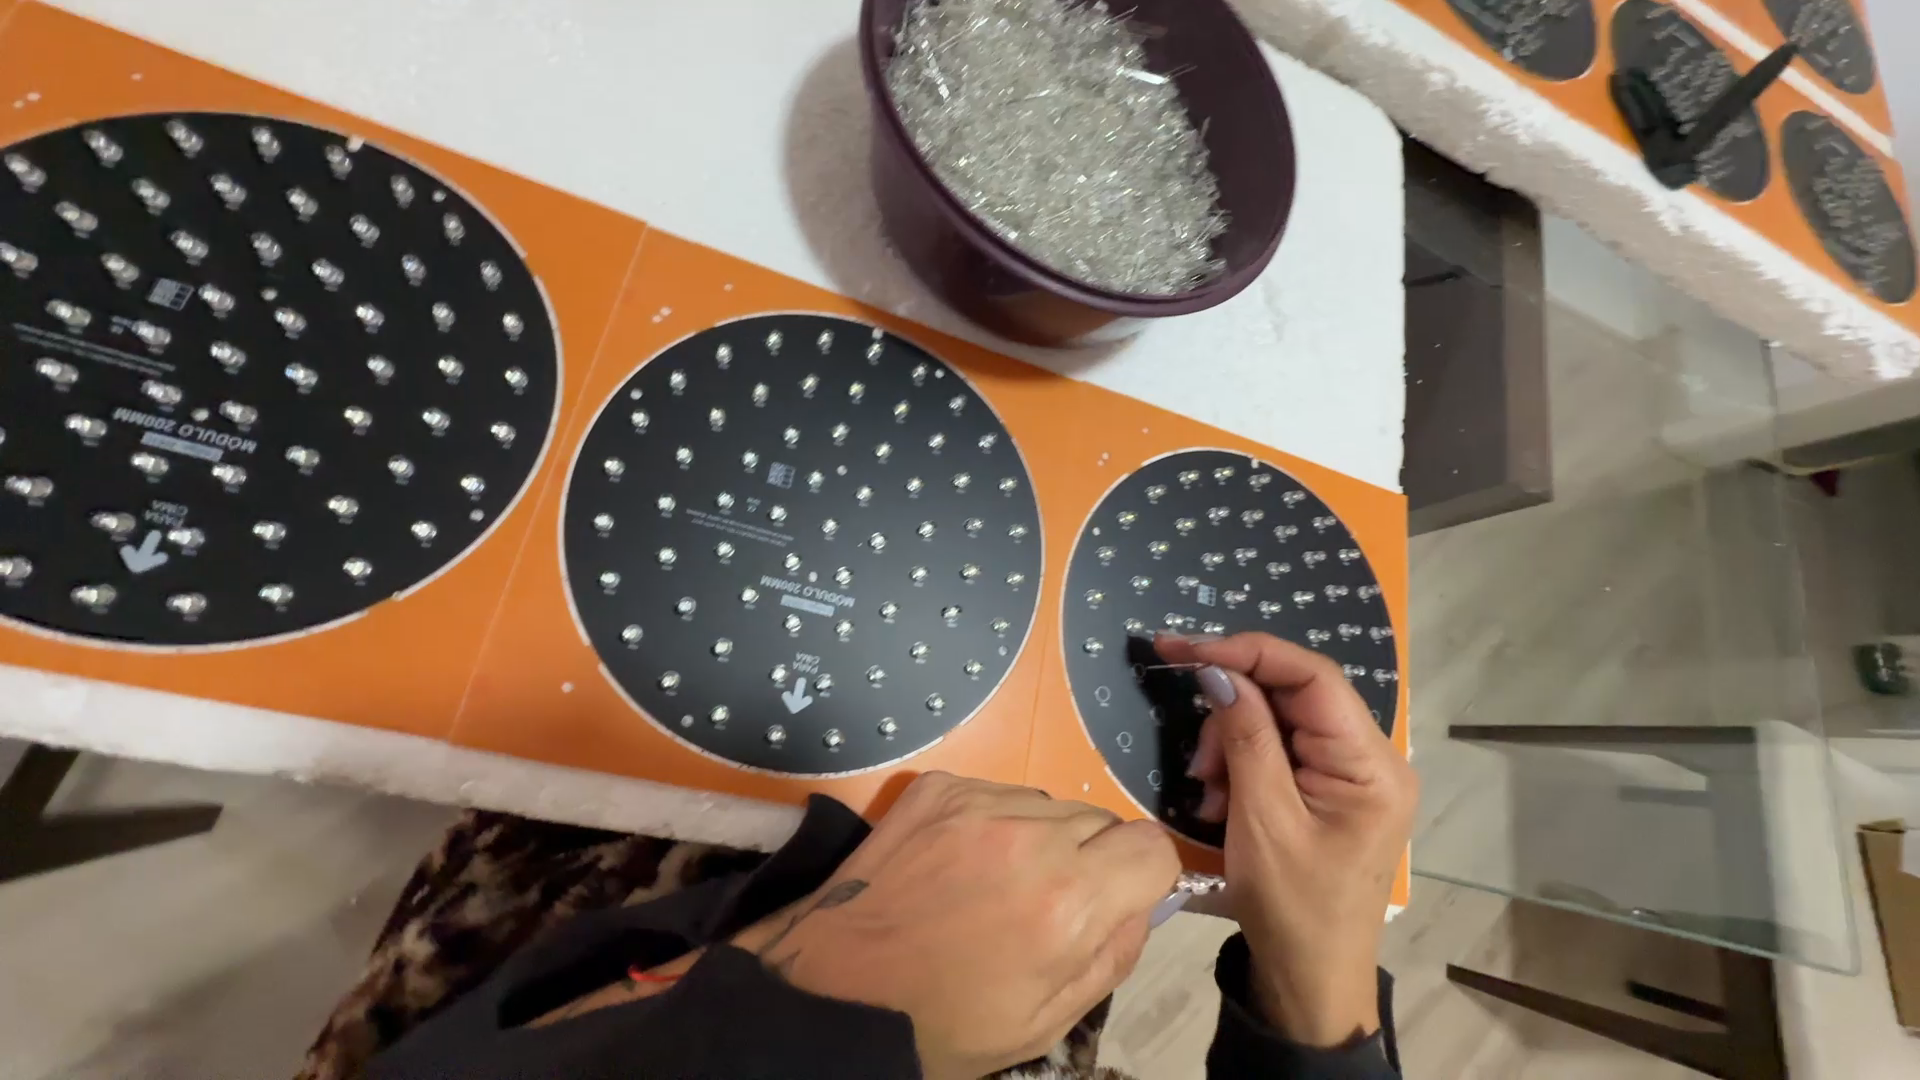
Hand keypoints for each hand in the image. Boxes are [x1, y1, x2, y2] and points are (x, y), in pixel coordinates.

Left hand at [758, 772, 1179, 1079]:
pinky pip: (998, 790)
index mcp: (1067, 901)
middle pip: (1100, 820)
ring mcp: (977, 801)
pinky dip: (993, 820)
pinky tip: (959, 859)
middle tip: (1043, 901)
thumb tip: (1141, 901)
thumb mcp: (1047, 1019)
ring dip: (1039, 836)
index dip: (1141, 876)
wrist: (832, 988)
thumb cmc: (944, 1021)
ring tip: (993, 881)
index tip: (1115, 896)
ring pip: (1049, 803)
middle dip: (1088, 859)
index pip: (1151, 847)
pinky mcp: (938, 785)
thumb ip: (1113, 952)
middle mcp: (1028, 835)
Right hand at [1154, 631, 1416, 1047]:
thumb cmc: (1292, 906)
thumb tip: (1217, 669)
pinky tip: (1220, 799)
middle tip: (1198, 759)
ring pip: (1276, 718)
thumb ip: (1245, 734)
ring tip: (1209, 792)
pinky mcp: (1327, 786)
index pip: (1310, 675)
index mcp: (1370, 764)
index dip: (1246, 651)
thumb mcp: (1260, 818)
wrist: (1309, 978)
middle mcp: (1369, 757)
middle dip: (1233, 713)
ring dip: (1230, 743)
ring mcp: (1350, 772)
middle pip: (1291, 694)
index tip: (1185, 649)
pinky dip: (1239, 763)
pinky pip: (1276, 748)